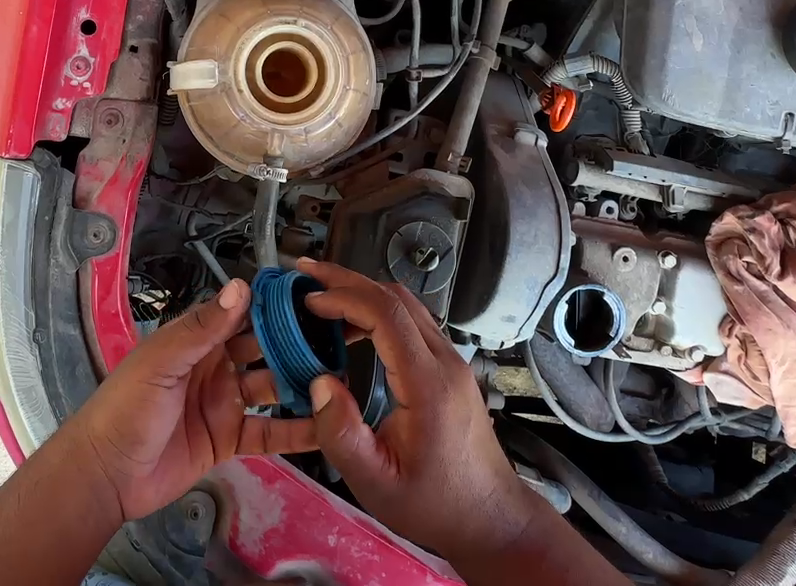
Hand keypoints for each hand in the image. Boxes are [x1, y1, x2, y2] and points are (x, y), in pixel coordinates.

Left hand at [61, 277, 317, 521]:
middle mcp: (216, 365)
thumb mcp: (162, 360)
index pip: (242, 313)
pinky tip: (324, 426)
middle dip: (296, 343)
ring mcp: (225, 403)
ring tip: (340, 379)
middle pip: (263, 349)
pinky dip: (296, 431)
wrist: (105, 475)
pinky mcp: (229, 440)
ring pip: (272, 388)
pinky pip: (269, 432)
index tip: (313, 299)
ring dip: (301, 384)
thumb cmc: (126, 407)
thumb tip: (241, 287)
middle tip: (340, 339)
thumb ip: (203, 327)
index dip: (274, 306)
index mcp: (197, 339)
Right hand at [299, 259, 540, 558]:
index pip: (386, 314)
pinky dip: (377, 309)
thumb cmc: (433, 504)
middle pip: (396, 297)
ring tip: (321, 294)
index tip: (308, 300)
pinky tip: (351, 324)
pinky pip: (412, 320)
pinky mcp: (450, 366)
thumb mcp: (377, 483)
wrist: (491, 520)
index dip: (344, 297)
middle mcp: (444, 359)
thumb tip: (318, 382)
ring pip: (406, 304)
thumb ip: (341, 434)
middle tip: (305, 274)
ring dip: (362, 291)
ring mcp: (451, 359)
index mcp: (428, 383)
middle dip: (347, 279)